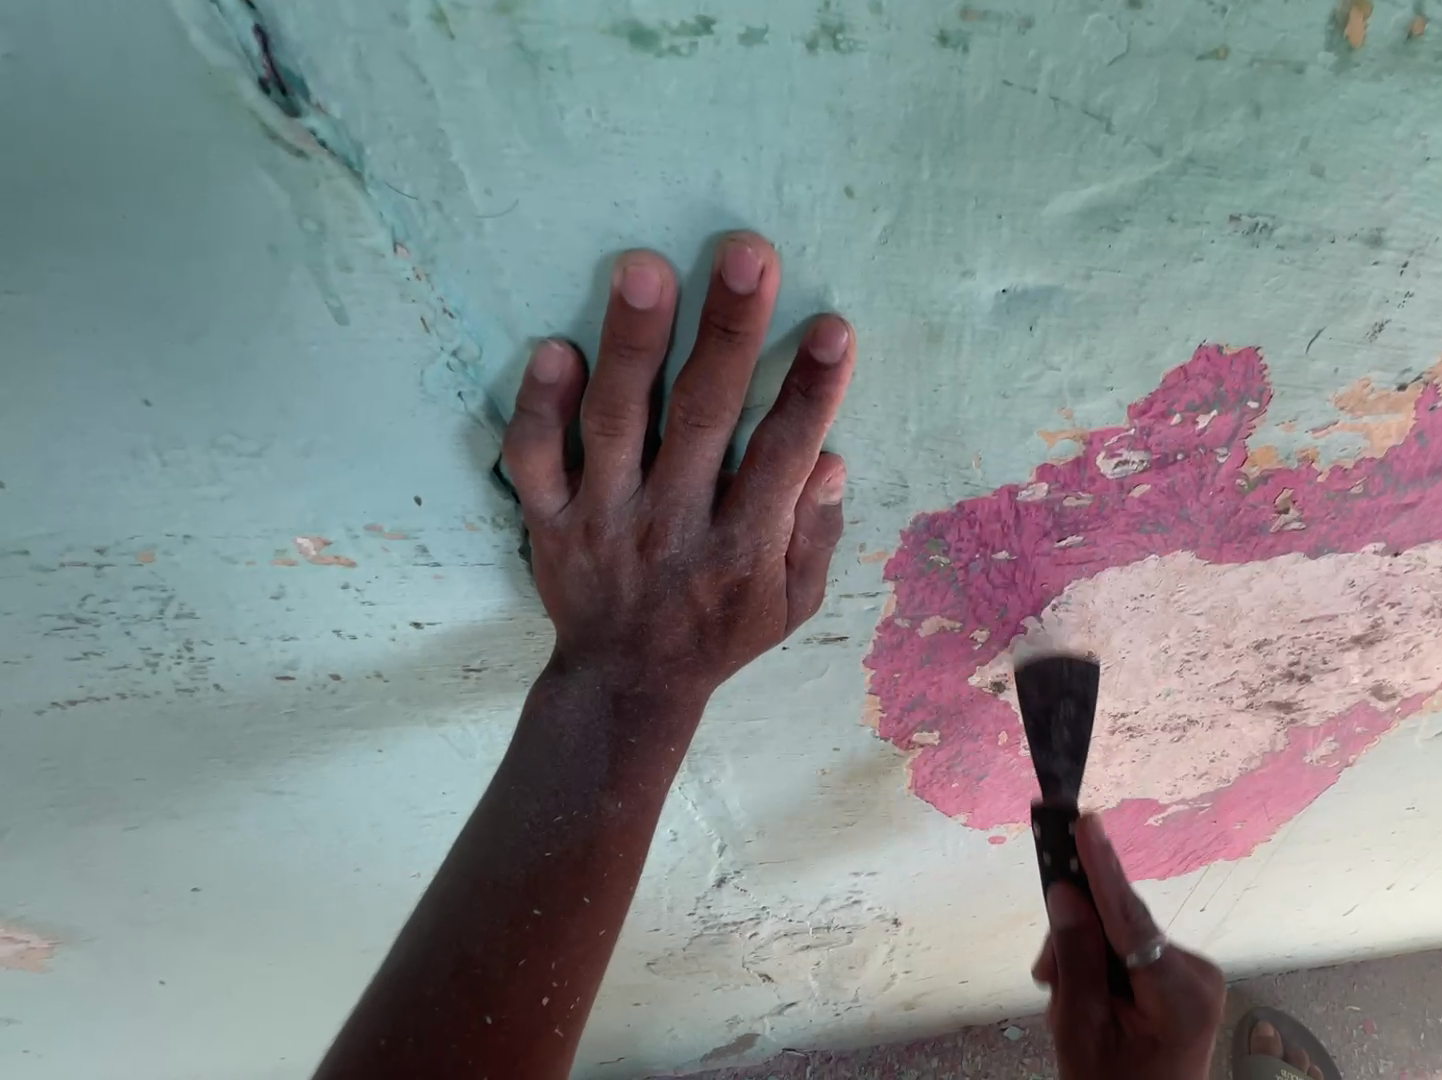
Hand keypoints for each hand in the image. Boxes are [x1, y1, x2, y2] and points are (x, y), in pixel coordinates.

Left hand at [501, 233, 854, 706]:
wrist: (628, 683)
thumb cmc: (724, 633)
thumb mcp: (794, 604)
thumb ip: (814, 535)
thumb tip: (828, 459)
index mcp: (742, 549)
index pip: (783, 458)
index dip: (811, 392)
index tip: (833, 330)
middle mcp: (673, 526)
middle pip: (704, 420)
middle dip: (730, 334)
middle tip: (746, 255)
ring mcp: (603, 520)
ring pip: (616, 423)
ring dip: (632, 344)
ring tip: (644, 268)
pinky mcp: (549, 521)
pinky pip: (534, 459)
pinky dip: (539, 406)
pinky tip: (556, 347)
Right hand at [1033, 814, 1226, 1079]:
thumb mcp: (1080, 1033)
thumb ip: (1073, 959)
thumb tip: (1065, 891)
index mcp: (1180, 996)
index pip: (1129, 919)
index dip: (1102, 867)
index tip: (1086, 821)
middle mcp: (1197, 973)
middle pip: (1117, 925)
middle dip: (1076, 940)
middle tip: (1045, 980)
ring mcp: (1194, 973)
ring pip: (1118, 935)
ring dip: (1084, 958)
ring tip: (1066, 1005)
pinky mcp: (1184, 976)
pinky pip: (1129, 949)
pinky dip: (1100, 964)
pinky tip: (1087, 998)